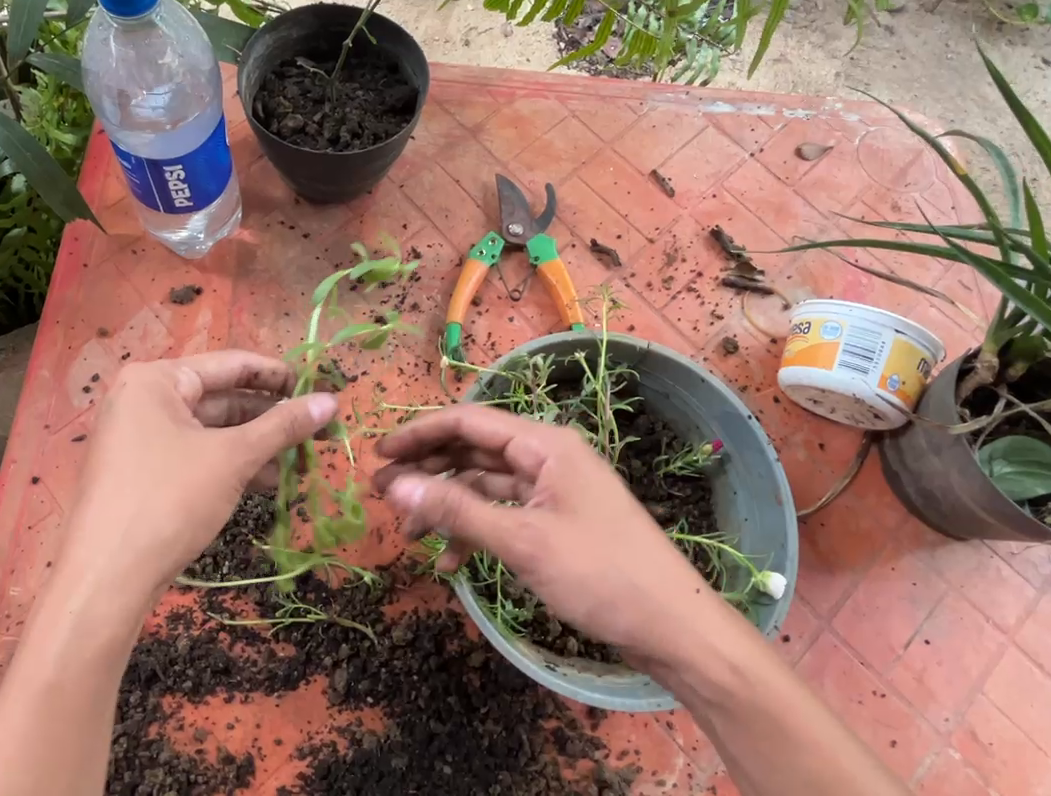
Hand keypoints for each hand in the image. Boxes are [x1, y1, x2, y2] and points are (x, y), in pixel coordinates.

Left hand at [56, 350, 336, 597]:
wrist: (106, 580)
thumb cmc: (169, 500)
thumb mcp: (233, 458)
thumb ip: (283, 426)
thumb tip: (331, 401)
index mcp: (156, 379)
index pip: (231, 364)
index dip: (278, 376)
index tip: (320, 387)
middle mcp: (144, 400)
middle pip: (222, 398)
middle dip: (271, 417)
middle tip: (318, 430)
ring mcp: (141, 439)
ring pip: (212, 431)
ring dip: (257, 445)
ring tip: (303, 461)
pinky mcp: (145, 474)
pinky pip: (198, 456)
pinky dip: (232, 465)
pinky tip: (269, 482)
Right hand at [374, 404, 711, 659]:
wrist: (673, 629)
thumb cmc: (600, 575)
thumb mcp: (521, 541)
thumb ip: (456, 509)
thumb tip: (394, 482)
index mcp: (544, 444)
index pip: (468, 421)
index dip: (419, 434)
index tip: (377, 454)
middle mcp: (547, 457)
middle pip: (474, 450)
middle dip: (428, 470)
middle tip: (382, 493)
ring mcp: (553, 490)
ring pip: (485, 484)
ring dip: (448, 505)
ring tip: (409, 532)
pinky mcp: (556, 522)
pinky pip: (504, 514)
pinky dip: (475, 531)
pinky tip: (453, 562)